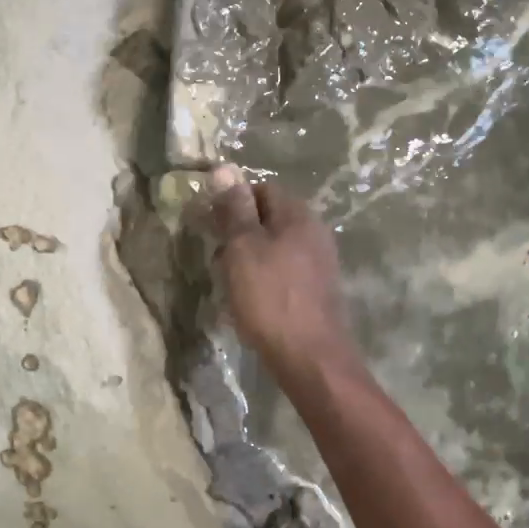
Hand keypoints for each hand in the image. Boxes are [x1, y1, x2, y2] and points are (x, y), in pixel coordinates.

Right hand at [203, 165, 359, 383]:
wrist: (311, 358)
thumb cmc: (271, 298)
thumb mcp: (243, 249)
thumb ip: (234, 210)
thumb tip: (225, 169)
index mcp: (299, 215)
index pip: (262, 189)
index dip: (233, 201)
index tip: (208, 224)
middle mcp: (315, 233)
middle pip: (270, 220)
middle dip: (239, 235)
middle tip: (215, 258)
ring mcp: (320, 265)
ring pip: (275, 250)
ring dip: (248, 261)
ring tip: (227, 285)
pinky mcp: (317, 293)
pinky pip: (284, 275)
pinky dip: (263, 282)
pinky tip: (249, 304)